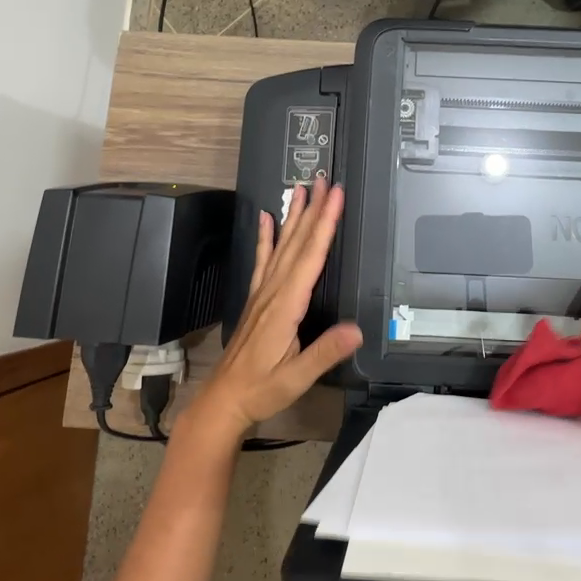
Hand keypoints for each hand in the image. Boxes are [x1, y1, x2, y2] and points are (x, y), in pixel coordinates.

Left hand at [182, 179, 361, 441]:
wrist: (223, 401)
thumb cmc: (262, 390)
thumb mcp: (297, 378)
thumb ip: (325, 353)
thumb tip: (357, 330)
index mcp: (286, 306)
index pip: (310, 257)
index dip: (325, 224)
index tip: (335, 196)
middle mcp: (273, 292)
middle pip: (297, 243)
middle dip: (313, 210)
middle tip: (324, 179)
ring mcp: (263, 293)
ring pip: (281, 246)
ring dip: (293, 216)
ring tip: (302, 188)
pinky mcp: (256, 299)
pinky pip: (262, 260)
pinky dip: (264, 237)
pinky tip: (265, 218)